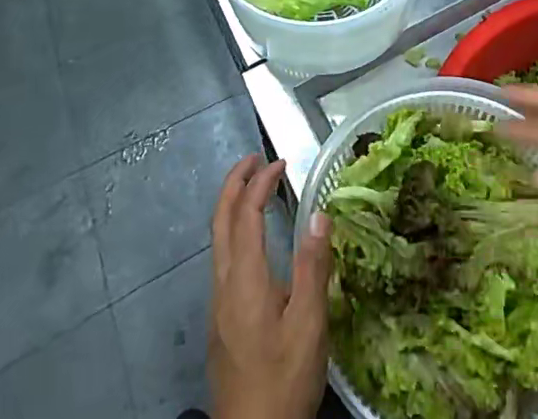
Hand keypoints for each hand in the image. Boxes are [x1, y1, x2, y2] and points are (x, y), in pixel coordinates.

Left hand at [209, 155, 333, 418]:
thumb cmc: (284, 378)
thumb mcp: (309, 324)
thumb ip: (313, 268)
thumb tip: (319, 214)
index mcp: (245, 282)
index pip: (245, 218)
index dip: (259, 184)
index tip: (280, 163)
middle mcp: (225, 286)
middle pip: (219, 224)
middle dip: (233, 186)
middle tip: (254, 160)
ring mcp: (219, 305)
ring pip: (218, 241)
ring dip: (232, 206)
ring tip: (254, 188)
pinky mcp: (223, 319)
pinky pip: (224, 258)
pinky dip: (236, 230)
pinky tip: (254, 237)